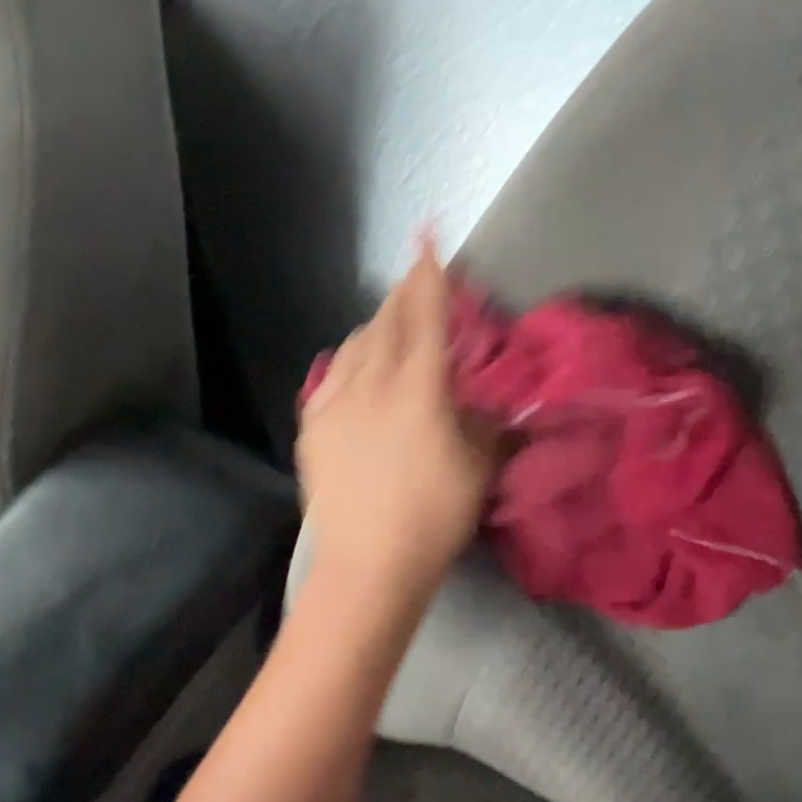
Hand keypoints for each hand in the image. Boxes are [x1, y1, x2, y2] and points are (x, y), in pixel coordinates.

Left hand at [298, 233, 497, 602]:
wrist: (368, 566)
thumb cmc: (435, 517)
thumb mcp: (480, 468)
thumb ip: (486, 426)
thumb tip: (486, 405)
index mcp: (418, 388)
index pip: (425, 315)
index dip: (429, 273)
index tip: (427, 235)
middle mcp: (371, 383)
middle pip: (387, 321)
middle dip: (404, 293)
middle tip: (417, 277)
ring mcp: (335, 404)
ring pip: (356, 345)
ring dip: (378, 326)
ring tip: (392, 327)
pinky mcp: (314, 428)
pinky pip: (332, 377)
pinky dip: (351, 362)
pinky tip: (358, 373)